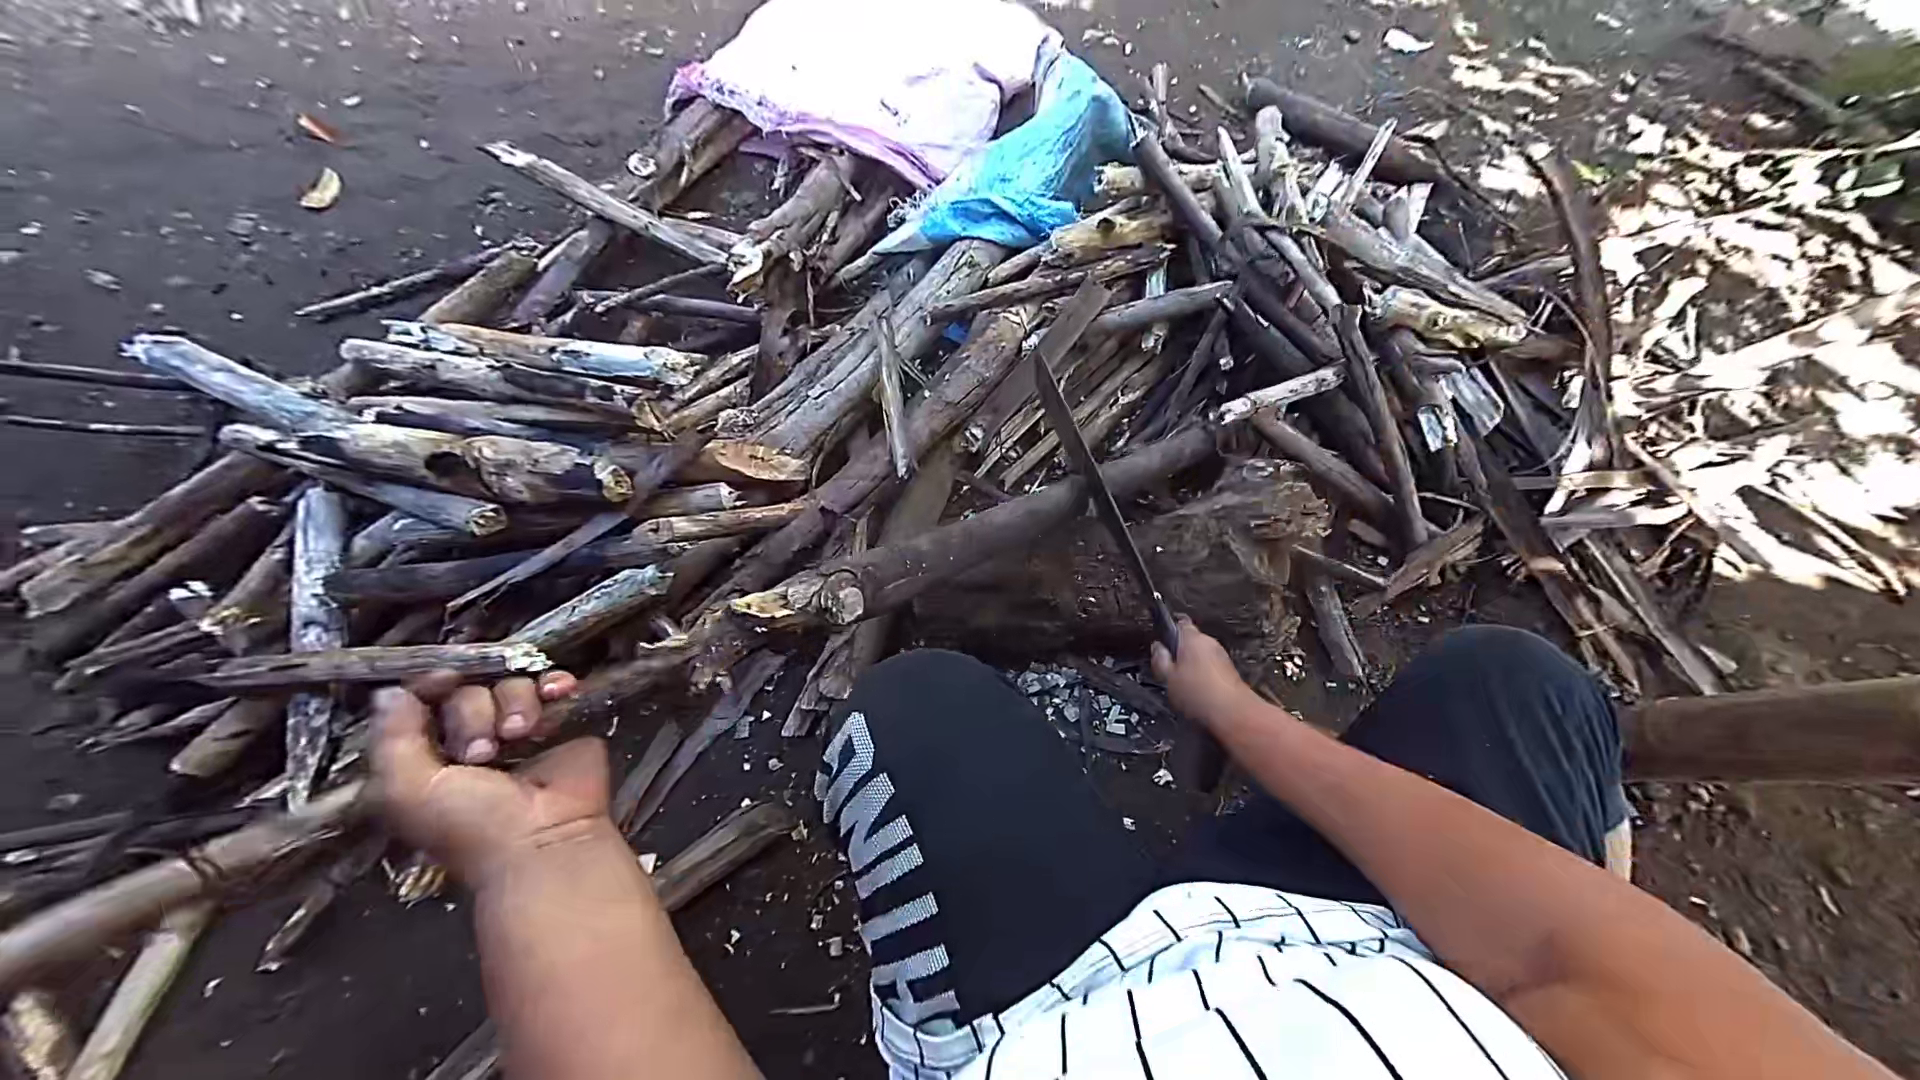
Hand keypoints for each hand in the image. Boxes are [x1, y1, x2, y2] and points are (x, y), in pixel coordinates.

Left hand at [372, 670, 610, 885]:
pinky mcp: (564, 720)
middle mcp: (477, 733)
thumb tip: (389, 691)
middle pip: (470, 690)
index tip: (445, 680)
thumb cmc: (469, 823)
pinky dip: (555, 682)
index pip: (427, 697)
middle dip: (475, 713)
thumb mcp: (406, 791)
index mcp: (432, 750)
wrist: (543, 838)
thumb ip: (391, 738)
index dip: (432, 683)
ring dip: (516, 704)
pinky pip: (556, 685)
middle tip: (484, 752)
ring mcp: (524, 726)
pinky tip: (556, 692)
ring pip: (513, 684)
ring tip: (521, 735)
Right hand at [1150, 616, 1261, 730]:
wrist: (1233, 714)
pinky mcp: (1231, 673)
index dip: (1169, 630)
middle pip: (1191, 641)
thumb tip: (1157, 648)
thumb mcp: (1167, 677)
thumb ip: (1160, 659)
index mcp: (1192, 639)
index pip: (1179, 624)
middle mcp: (1209, 643)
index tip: (1163, 642)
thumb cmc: (1199, 694)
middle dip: (1180, 653)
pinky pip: (1212, 670)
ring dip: (1193, 666)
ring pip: (1202, 656)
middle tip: (1169, 670)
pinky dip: (1205, 678)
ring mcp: (1223, 657)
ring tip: (1184, 687)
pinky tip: (1198, 694)